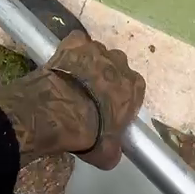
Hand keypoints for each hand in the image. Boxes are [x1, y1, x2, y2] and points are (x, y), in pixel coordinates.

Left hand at [0, 31, 145, 168]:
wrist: (59, 110)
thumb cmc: (90, 133)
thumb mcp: (109, 153)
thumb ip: (116, 145)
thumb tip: (112, 147)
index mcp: (133, 87)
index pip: (135, 87)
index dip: (123, 95)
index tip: (113, 105)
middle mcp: (119, 62)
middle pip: (117, 65)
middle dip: (108, 75)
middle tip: (93, 91)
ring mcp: (96, 48)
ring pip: (96, 52)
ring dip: (89, 62)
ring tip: (75, 77)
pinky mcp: (74, 40)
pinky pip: (77, 41)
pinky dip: (72, 49)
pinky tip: (64, 61)